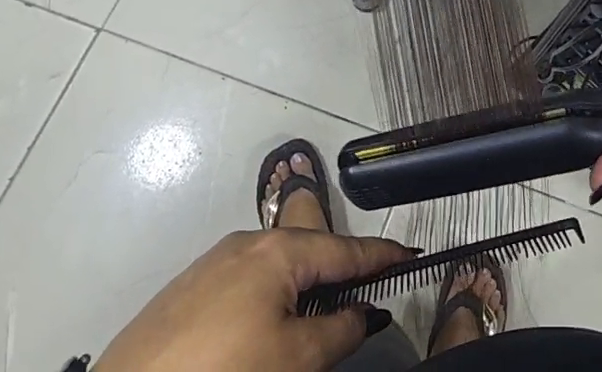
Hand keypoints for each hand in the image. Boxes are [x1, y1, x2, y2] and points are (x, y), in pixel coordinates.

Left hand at [93, 229, 413, 371]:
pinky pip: (248, 279)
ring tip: (322, 315)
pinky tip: (270, 325)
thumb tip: (363, 313)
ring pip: (277, 265)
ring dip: (306, 285)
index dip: (383, 255)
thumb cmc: (224, 371)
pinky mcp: (189, 287)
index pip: (346, 249)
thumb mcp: (296, 358)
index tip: (412, 255)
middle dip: (342, 269)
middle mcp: (247, 242)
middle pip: (311, 250)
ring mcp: (213, 262)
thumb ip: (340, 330)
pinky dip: (273, 294)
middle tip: (371, 287)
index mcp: (279, 250)